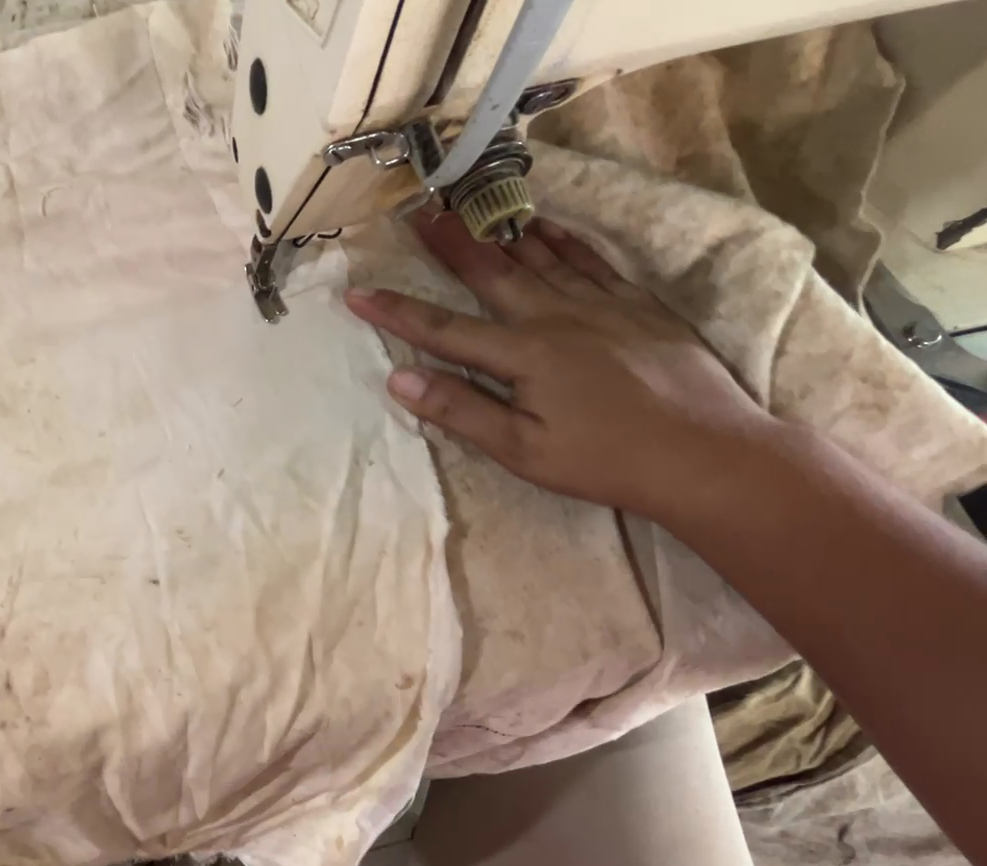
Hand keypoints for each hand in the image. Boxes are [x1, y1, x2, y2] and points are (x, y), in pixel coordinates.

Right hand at [345, 211, 781, 520]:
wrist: (711, 454)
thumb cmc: (605, 461)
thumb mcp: (522, 450)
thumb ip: (461, 410)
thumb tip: (400, 379)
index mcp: (525, 355)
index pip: (443, 330)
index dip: (395, 312)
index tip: (356, 293)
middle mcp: (558, 317)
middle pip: (492, 272)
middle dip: (449, 243)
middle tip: (419, 211)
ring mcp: (603, 305)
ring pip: (541, 257)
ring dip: (500, 230)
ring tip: (471, 203)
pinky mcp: (638, 306)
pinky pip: (592, 260)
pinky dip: (564, 239)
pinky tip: (547, 225)